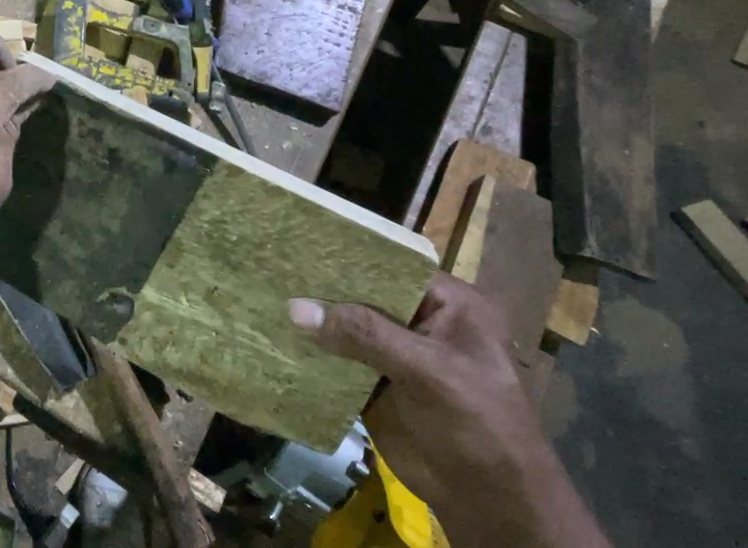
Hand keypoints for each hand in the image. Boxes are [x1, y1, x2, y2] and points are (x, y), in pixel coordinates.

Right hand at [290, 274, 611, 547]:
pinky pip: (333, 356)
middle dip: (317, 286)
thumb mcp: (429, 371)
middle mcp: (418, 319)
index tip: (294, 245)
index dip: (344, 255)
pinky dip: (307, 350)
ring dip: (308, 318)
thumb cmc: (479, 425)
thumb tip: (295, 307)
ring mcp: (392, 351)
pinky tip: (269, 333)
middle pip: (358, 292)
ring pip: (342, 324)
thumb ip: (365, 335)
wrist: (489, 502)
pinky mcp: (371, 379)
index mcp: (448, 304)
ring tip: (257, 292)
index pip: (388, 264)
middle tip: (267, 267)